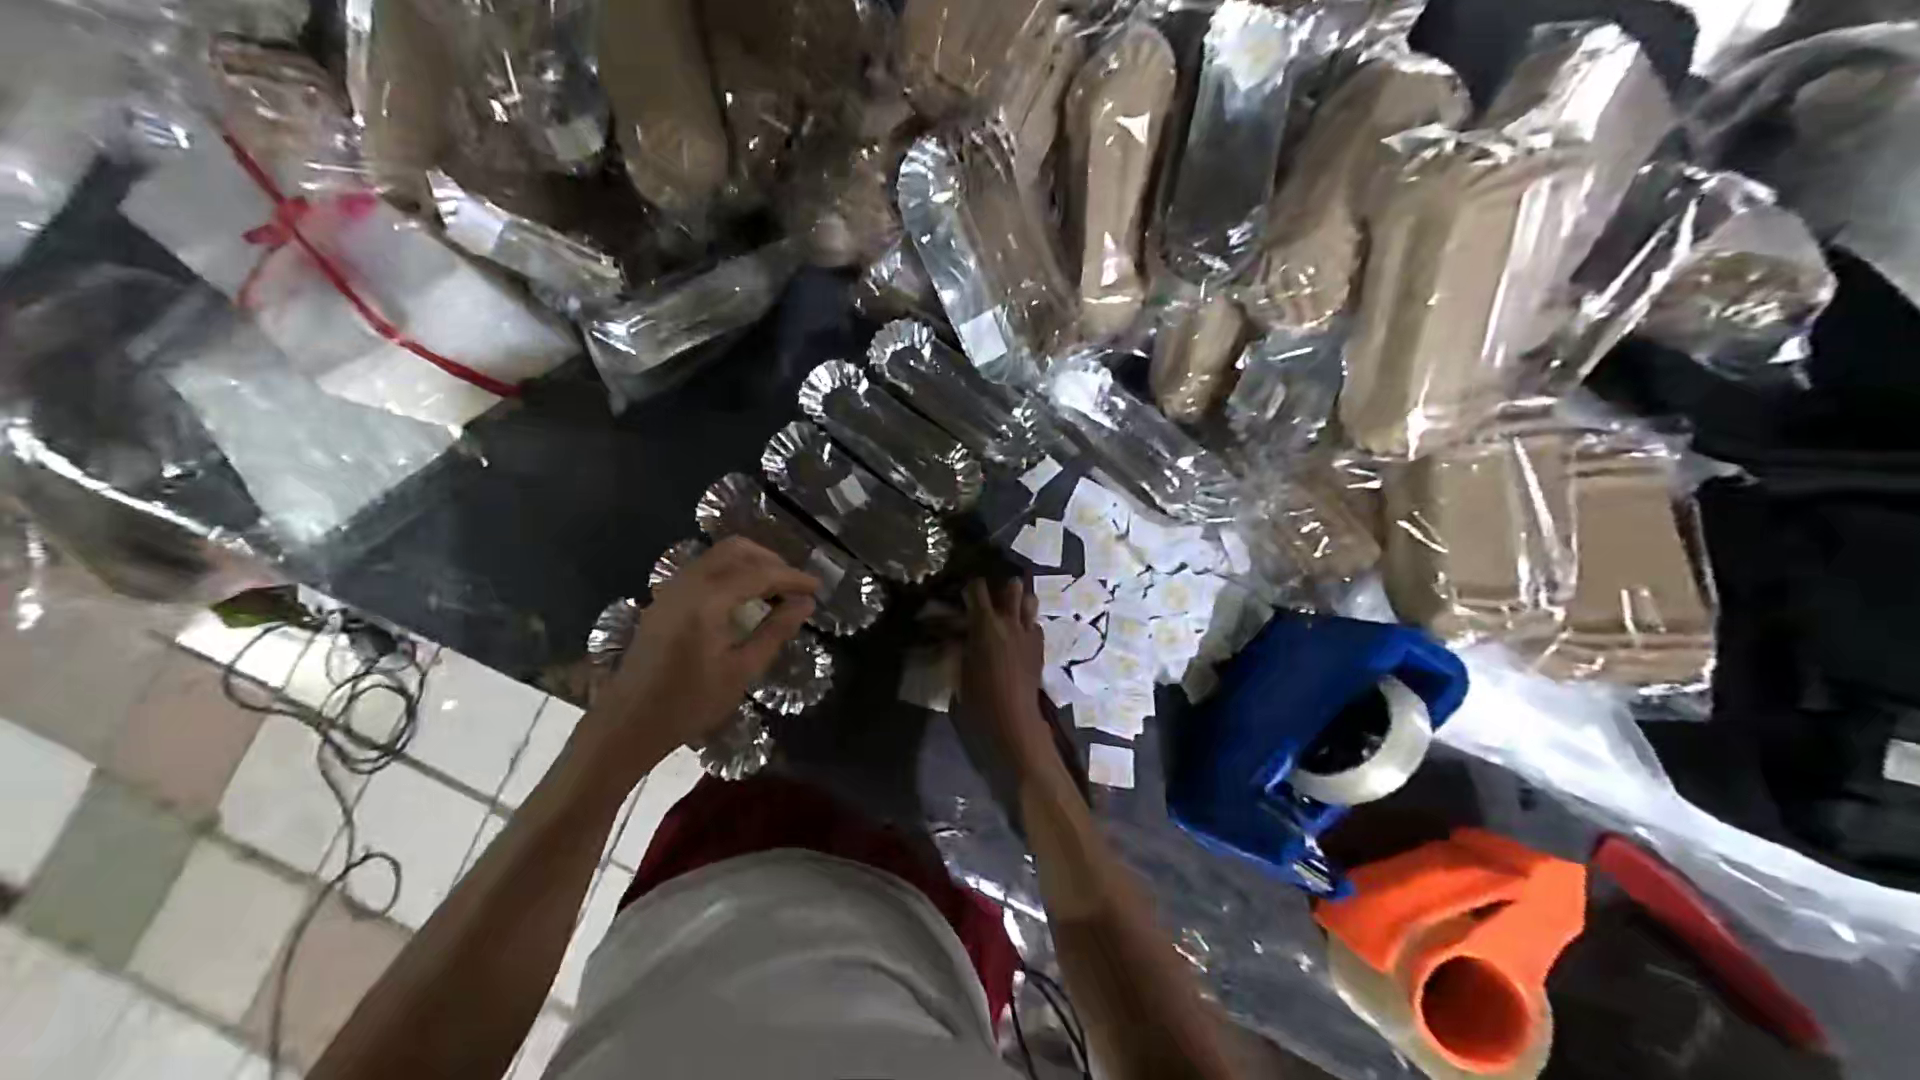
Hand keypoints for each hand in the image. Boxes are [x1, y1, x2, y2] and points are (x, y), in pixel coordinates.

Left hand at [590, 538, 816, 758]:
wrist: (628, 723)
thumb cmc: (689, 703)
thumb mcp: (741, 671)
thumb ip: (775, 631)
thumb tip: (805, 604)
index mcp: (707, 601)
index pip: (759, 573)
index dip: (792, 577)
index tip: (817, 587)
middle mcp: (687, 584)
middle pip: (736, 550)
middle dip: (771, 562)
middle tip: (795, 586)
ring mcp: (670, 589)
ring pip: (717, 556)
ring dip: (750, 565)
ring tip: (774, 592)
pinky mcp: (663, 600)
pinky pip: (703, 570)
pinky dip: (730, 573)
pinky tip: (743, 600)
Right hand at [959, 577, 1050, 762]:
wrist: (1011, 717)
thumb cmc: (977, 695)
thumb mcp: (960, 667)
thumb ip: (959, 645)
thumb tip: (956, 635)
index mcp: (984, 622)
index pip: (977, 588)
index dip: (970, 588)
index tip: (964, 595)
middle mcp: (1009, 621)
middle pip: (1012, 587)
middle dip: (1002, 589)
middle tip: (992, 601)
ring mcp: (1028, 633)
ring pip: (1030, 601)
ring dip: (1020, 602)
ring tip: (1010, 612)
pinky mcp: (1039, 647)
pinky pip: (1035, 626)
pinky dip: (1027, 626)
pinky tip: (1019, 637)